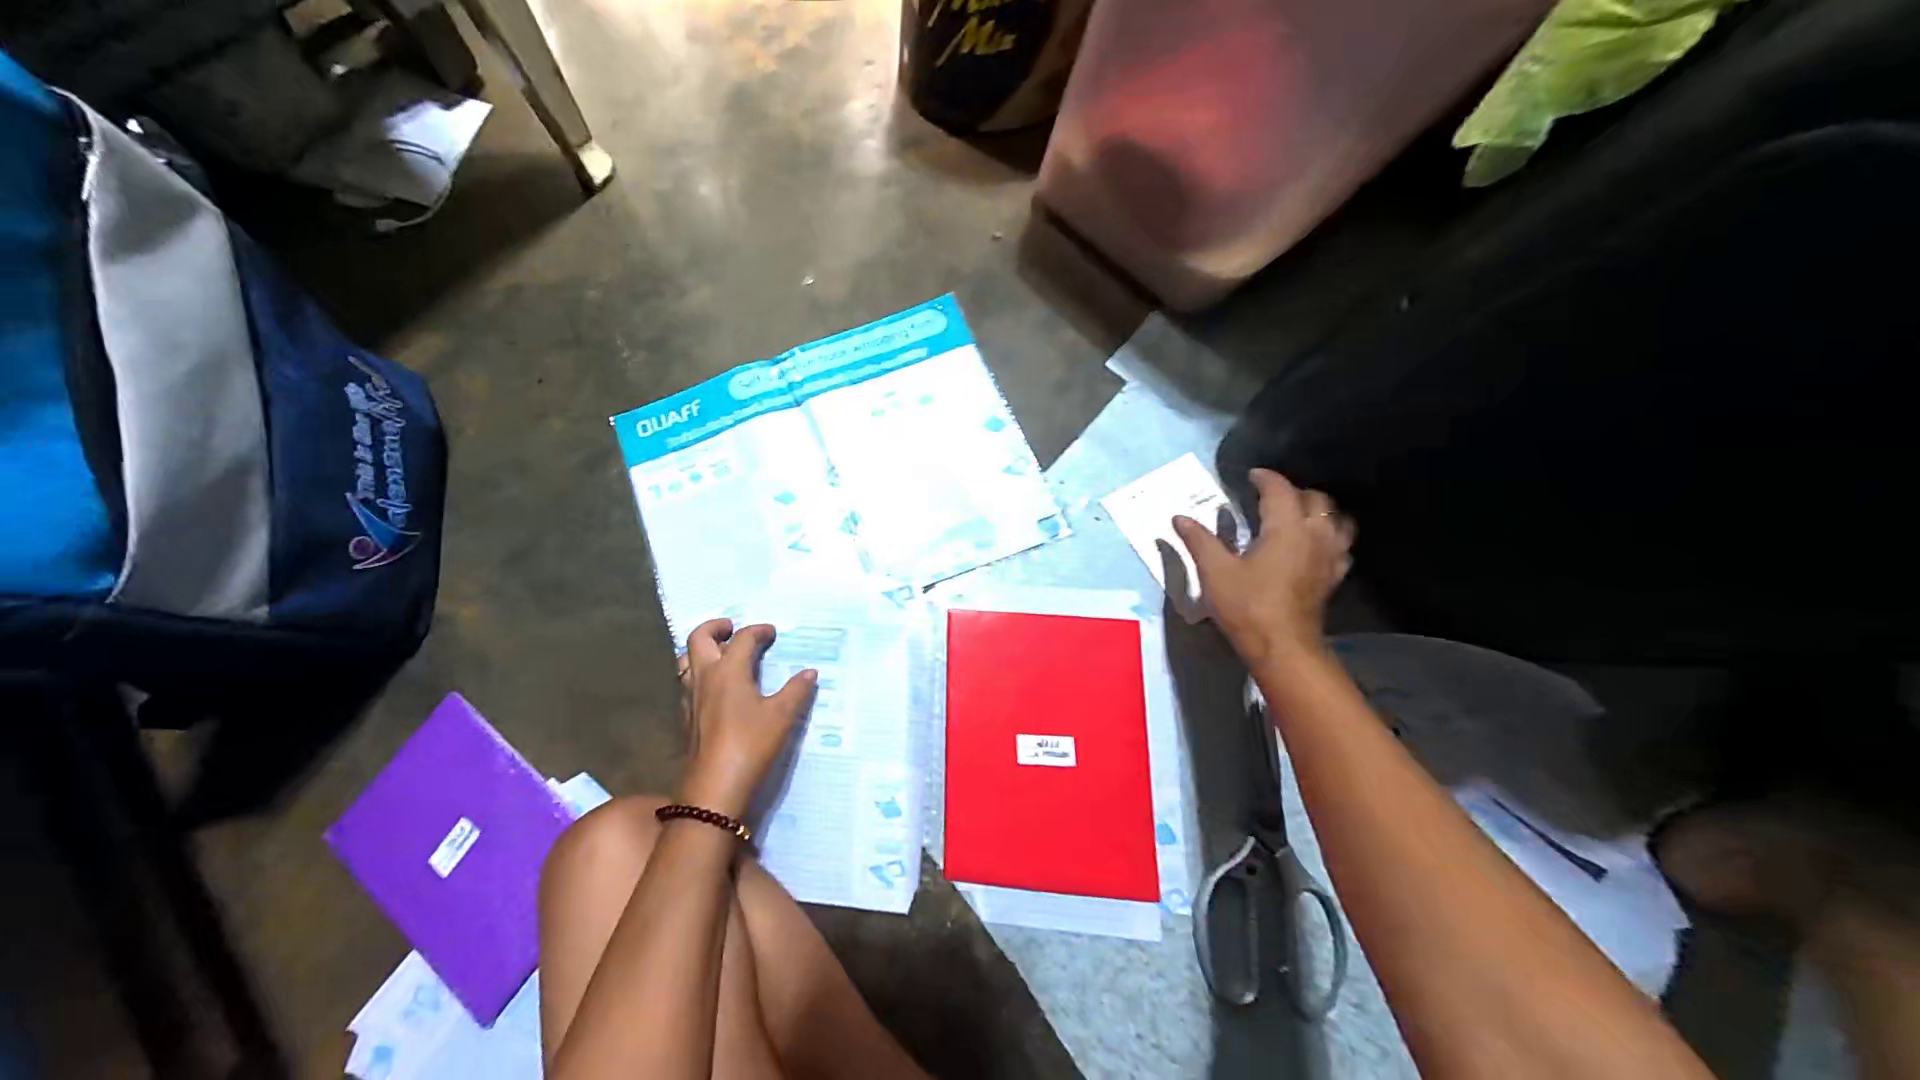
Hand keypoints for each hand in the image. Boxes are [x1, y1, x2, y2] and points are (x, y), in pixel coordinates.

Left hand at [674, 619, 817, 819]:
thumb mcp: (782, 716)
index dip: (758, 631)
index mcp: (728, 670)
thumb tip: (809, 673)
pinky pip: (687, 682)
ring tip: (722, 653)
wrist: (715, 787)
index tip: (772, 633)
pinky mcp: (687, 717)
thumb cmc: (750, 744)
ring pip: (687, 660)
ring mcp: (691, 698)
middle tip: (733, 628)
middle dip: (716, 627)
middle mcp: (705, 677)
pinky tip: (717, 688)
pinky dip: (700, 673)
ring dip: (703, 650)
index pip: (742, 639)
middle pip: (699, 638)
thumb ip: (796, 691)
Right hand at [1172, 469, 1353, 666]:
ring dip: (1318, 511)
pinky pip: (1341, 546)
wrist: (1283, 648)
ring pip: (1336, 520)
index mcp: (1286, 528)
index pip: (1280, 490)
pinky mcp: (1333, 577)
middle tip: (1270, 496)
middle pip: (1315, 500)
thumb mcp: (1215, 572)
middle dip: (1293, 492)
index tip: (1251, 475)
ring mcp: (1329, 557)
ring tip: (1298, 515)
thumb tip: (1180, 518)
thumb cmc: (1247, 606)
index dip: (1265, 478)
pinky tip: (1314, 545)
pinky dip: (1330, 536)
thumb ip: (1199, 540)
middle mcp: (1314, 536)